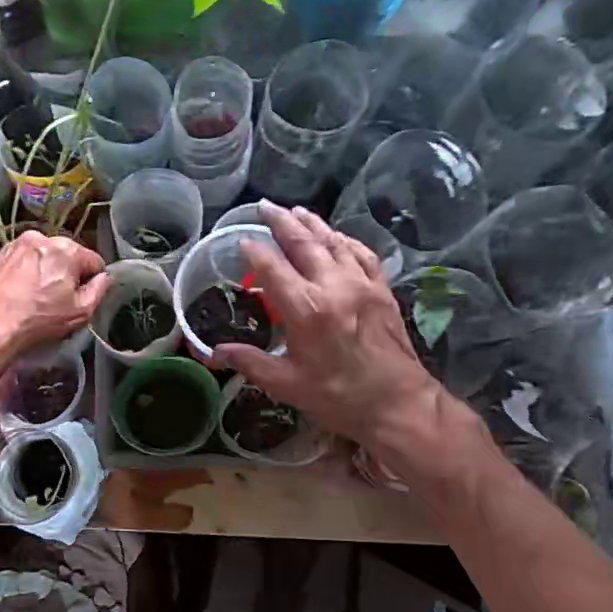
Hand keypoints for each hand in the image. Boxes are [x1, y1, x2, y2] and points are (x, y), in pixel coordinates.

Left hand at [0, 230, 106, 391]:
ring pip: (43, 257)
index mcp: (67, 249)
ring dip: (45, 272)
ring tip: (37, 298)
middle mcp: (42, 238)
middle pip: (67, 255)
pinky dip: (26, 273)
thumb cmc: (37, 319)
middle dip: (67, 274)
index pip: (94, 260)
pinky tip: (20, 293)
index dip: (93, 280)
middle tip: (59, 301)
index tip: (84, 297)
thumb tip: (105, 277)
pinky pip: (23, 260)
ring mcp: (17, 244)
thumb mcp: (80, 312)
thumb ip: (99, 290)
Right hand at [212, 202, 489, 464]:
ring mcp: (362, 285)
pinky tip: (337, 237)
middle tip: (265, 206)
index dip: (254, 251)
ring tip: (296, 211)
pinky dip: (345, 241)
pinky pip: (362, 255)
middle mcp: (334, 287)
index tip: (241, 240)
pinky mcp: (382, 290)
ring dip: (313, 224)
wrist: (398, 405)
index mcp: (306, 309)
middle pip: (304, 243)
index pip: (272, 268)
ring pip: (334, 242)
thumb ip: (250, 362)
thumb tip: (214, 353)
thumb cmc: (338, 398)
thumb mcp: (287, 384)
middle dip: (282, 222)